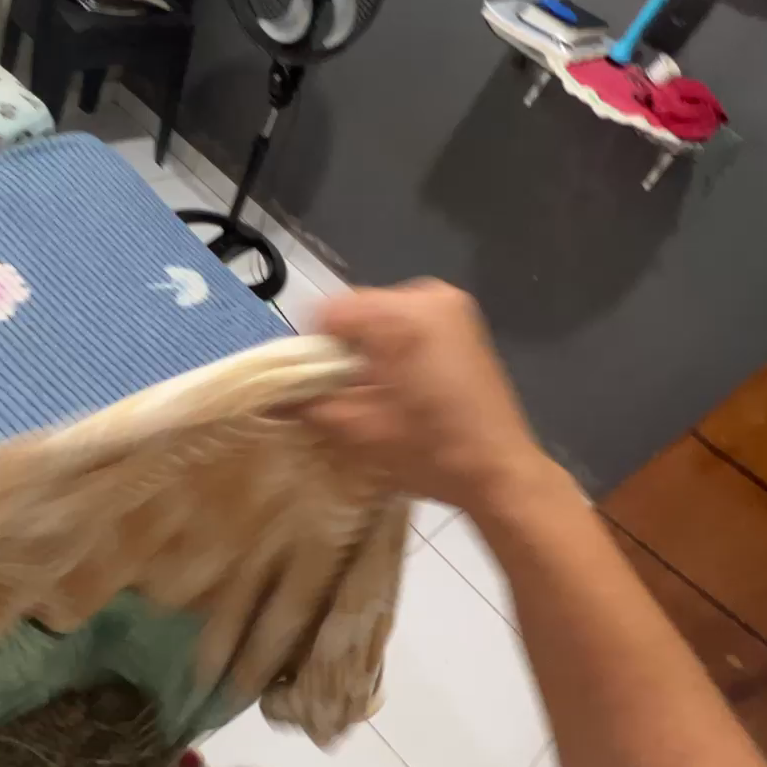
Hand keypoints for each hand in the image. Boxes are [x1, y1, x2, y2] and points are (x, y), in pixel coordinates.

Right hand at [302, 279, 578, 519]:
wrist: (498, 471)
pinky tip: (403, 382)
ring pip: (381, 314)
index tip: (320, 386)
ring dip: (369, 346)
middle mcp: (428, 295)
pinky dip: (394, 344)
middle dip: (344, 348)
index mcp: (402, 317)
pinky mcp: (463, 320)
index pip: (328, 312)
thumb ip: (307, 405)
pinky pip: (407, 321)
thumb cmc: (429, 452)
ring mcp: (451, 304)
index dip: (314, 349)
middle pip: (356, 309)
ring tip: (379, 390)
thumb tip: (268, 397)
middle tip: (350, 392)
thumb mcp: (358, 430)